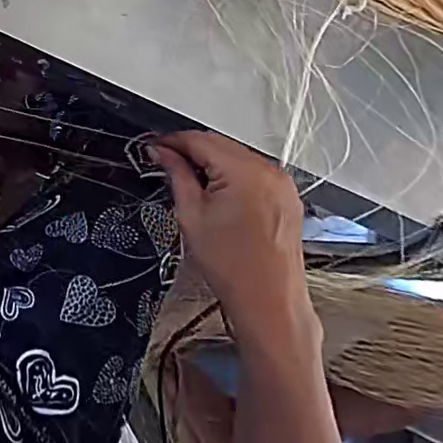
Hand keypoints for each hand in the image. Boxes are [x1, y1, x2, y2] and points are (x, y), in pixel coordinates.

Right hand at [152, 131, 316, 349]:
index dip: (173, 141)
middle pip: (219, 143)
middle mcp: (268, 171)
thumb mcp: (191, 215)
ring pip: (236, 154)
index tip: (156, 146)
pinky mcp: (286, 195)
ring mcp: (281, 182)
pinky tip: (217, 190)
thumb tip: (163, 153)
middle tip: (166, 160)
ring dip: (212, 160)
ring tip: (190, 180)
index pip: (200, 140)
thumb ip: (176, 174)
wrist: (269, 302)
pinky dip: (232, 173)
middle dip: (191, 149)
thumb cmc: (233, 268)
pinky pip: (253, 170)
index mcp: (244, 172)